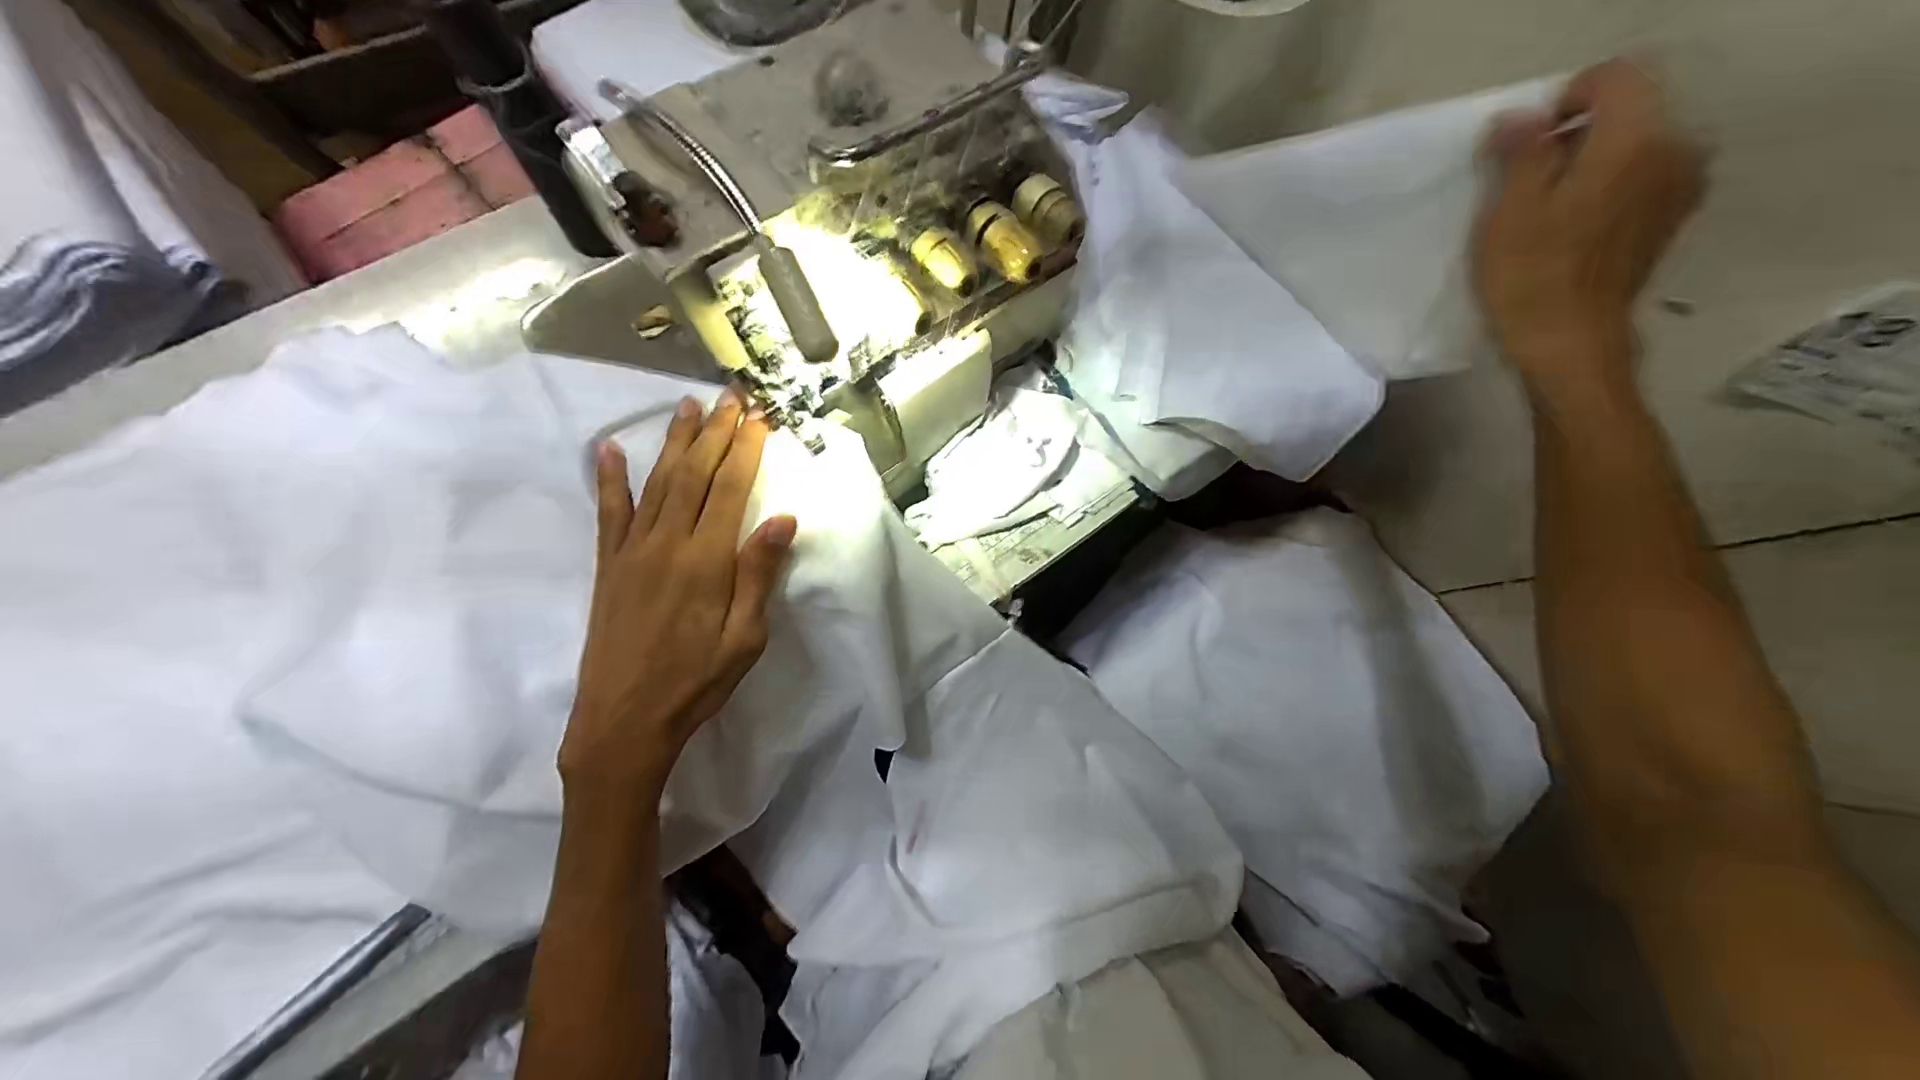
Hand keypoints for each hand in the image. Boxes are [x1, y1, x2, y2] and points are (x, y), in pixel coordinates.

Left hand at [561, 392, 796, 806]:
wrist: (622, 720)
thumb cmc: (695, 683)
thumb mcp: (745, 639)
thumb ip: (759, 575)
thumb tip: (781, 519)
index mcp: (706, 561)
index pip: (730, 489)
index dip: (746, 450)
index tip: (760, 419)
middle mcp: (666, 544)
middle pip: (694, 474)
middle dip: (716, 433)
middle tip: (732, 397)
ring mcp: (631, 552)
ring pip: (657, 483)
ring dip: (674, 442)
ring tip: (689, 407)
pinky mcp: (607, 566)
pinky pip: (608, 513)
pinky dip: (609, 479)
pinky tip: (610, 450)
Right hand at [1474, 60, 1706, 397]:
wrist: (1571, 344)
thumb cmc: (1530, 281)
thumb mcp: (1508, 215)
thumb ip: (1521, 155)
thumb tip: (1519, 117)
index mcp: (1634, 142)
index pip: (1613, 78)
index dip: (1563, 102)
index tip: (1525, 148)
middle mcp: (1675, 150)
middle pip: (1628, 110)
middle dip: (1575, 134)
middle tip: (1526, 185)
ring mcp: (1681, 184)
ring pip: (1635, 143)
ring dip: (1590, 163)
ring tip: (1548, 210)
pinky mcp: (1672, 215)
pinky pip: (1643, 175)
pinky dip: (1609, 186)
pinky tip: (1574, 227)